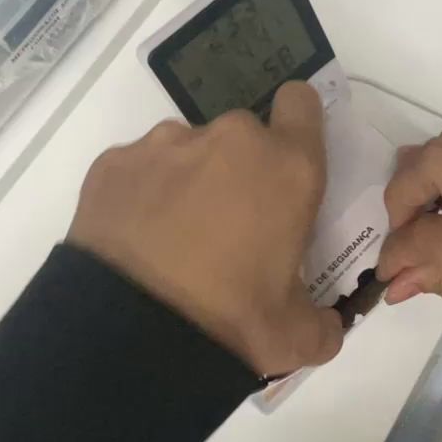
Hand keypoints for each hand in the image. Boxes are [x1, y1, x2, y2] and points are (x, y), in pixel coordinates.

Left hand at [68, 82, 342, 377]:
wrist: (133, 339)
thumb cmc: (232, 324)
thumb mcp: (298, 336)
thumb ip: (325, 321)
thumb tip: (326, 324)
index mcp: (287, 168)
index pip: (301, 103)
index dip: (296, 127)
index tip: (285, 164)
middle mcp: (229, 141)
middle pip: (243, 135)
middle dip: (240, 170)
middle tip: (230, 228)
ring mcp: (166, 145)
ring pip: (189, 149)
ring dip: (191, 180)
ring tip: (175, 239)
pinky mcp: (114, 162)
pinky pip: (140, 168)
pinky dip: (143, 194)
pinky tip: (137, 240)